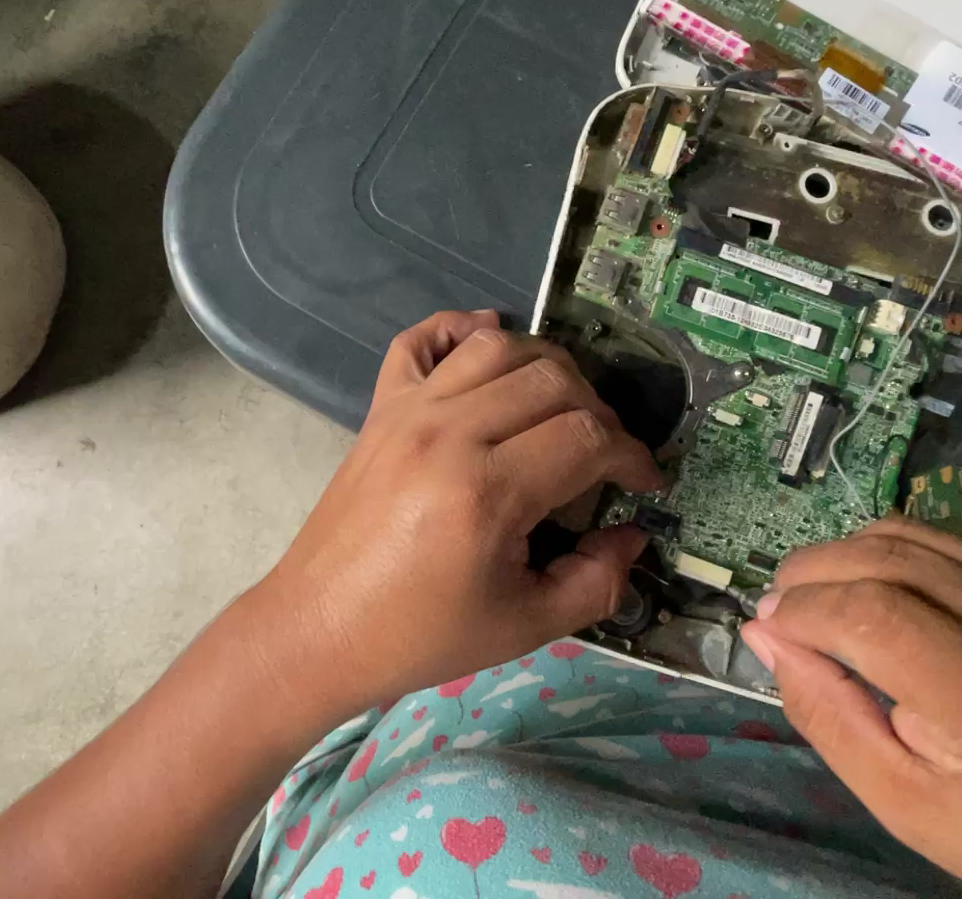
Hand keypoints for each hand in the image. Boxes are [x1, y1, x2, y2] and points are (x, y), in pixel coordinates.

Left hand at [249, 311, 662, 714]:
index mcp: (486, 490)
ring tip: (561, 408)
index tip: (643, 483)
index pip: (587, 437)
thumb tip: (633, 535)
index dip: (632, 456)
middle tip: (604, 457)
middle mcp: (448, 431)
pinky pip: (419, 340)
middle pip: (551, 380)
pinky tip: (486, 337)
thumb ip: (596, 581)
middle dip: (598, 412)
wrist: (319, 628)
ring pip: (496, 347)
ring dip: (545, 366)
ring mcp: (407, 410)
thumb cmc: (421, 635)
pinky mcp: (379, 407)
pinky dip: (458, 327)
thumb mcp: (524, 626)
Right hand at [741, 518, 961, 898]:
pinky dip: (888, 548)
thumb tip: (763, 635)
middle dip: (813, 571)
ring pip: (917, 539)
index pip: (877, 618)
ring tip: (811, 587)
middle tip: (777, 602)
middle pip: (893, 562)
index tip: (767, 627)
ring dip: (844, 551)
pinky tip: (866, 580)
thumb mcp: (902, 803)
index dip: (806, 609)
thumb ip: (826, 714)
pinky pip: (950, 544)